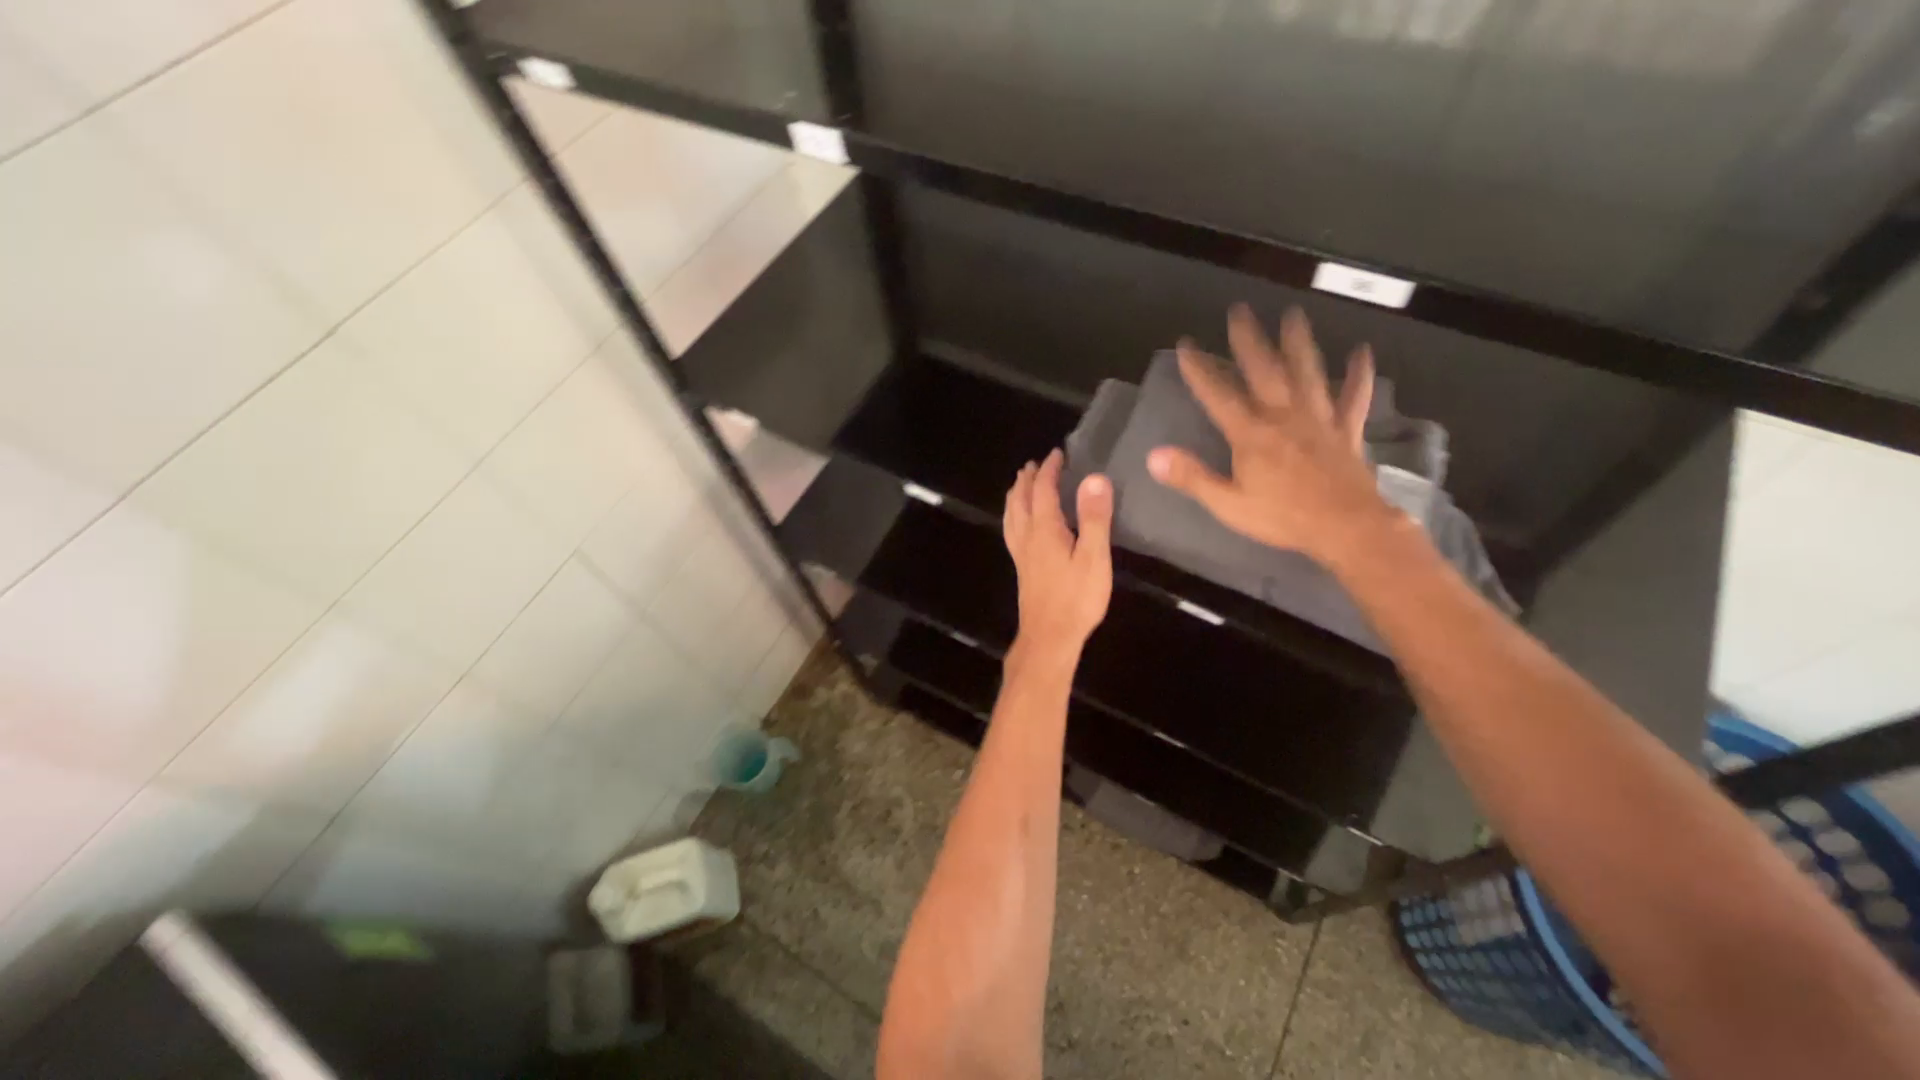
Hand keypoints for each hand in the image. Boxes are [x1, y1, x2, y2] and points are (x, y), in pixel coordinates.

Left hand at [1002, 449, 1112, 661]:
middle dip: (1029, 479)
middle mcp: (1027, 536)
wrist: (1049, 637)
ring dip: (1017, 495)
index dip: (1050, 470)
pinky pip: (1012, 531)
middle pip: (1022, 499)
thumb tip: (1094, 478)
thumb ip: (1094, 518)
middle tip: (1035, 464)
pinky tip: (1019, 524)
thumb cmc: (1076, 598)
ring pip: (1012, 515)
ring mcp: (1021, 554)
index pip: (1043, 490)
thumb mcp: (1094, 557)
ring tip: (1021, 485)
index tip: (1057, 453)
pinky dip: (1014, 516)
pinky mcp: (1022, 568)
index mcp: (1044, 529)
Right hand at [1147, 304, 1397, 568]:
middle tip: (1240, 311)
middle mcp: (1284, 416)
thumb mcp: (1228, 505)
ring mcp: (1318, 419)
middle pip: (1264, 369)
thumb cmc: (1283, 518)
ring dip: (1299, 342)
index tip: (1186, 344)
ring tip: (1292, 315)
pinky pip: (1354, 397)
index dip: (1199, 369)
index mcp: (1251, 435)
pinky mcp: (1347, 430)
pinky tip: (1362, 352)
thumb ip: (1192, 477)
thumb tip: (1153, 455)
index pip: (1218, 395)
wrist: (1346, 528)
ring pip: (1307, 372)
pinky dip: (1359, 374)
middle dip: (1249, 340)